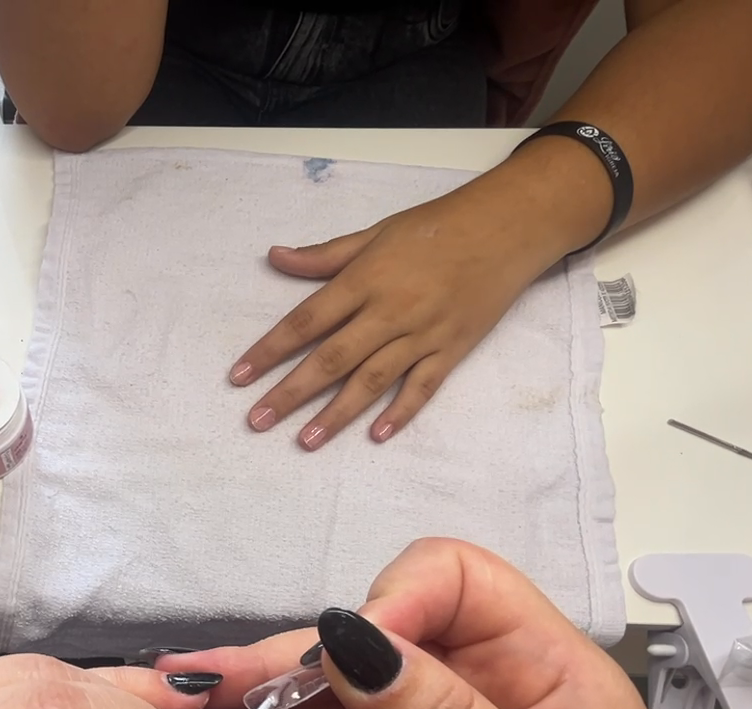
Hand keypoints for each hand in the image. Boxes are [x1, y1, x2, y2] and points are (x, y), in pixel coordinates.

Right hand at [161, 539, 715, 708]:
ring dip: (257, 694)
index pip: (458, 582)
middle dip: (287, 657)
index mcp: (542, 670)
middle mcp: (474, 679)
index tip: (334, 656)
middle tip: (208, 683)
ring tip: (186, 707)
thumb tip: (354, 639)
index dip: (393, 598)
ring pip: (327, 679)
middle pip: (367, 632)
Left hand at [231, 149, 597, 448]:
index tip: (238, 377)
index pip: (305, 321)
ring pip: (372, 380)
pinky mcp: (453, 348)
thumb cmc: (437, 227)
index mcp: (365, 279)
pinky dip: (402, 411)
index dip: (269, 350)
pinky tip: (377, 436)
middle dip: (291, 392)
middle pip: (331, 358)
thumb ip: (323, 256)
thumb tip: (273, 257)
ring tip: (304, 442)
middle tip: (257, 421)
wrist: (514, 223)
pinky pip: (424, 386)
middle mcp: (390, 310)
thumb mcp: (375, 233)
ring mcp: (423, 332)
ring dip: (336, 414)